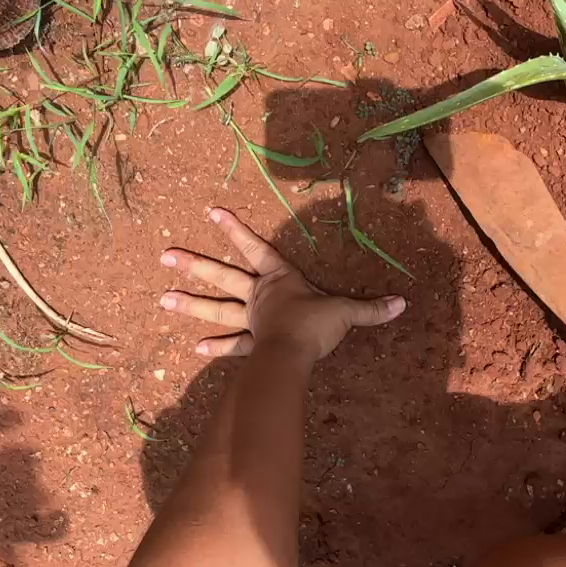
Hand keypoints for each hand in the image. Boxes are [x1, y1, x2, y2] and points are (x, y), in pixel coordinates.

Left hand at [159, 207, 405, 362]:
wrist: (294, 354)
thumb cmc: (315, 325)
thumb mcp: (346, 312)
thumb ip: (371, 308)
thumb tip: (402, 304)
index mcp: (279, 279)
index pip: (256, 248)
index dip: (234, 230)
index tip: (211, 212)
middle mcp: (259, 295)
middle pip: (223, 276)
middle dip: (195, 265)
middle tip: (165, 256)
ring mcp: (251, 320)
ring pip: (217, 308)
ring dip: (191, 304)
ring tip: (163, 299)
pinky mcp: (251, 344)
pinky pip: (231, 345)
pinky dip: (216, 347)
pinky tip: (195, 348)